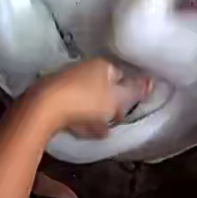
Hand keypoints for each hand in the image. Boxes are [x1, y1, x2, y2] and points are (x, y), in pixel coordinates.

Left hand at [24, 59, 151, 138]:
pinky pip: (74, 106)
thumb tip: (152, 81)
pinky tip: (82, 130)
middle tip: (113, 122)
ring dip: (96, 116)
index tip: (127, 110)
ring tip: (98, 132)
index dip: (128, 94)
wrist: (43, 109)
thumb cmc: (86, 101)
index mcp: (103, 65)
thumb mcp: (117, 99)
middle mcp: (85, 68)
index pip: (123, 76)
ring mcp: (68, 80)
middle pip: (105, 88)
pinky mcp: (53, 95)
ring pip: (90, 99)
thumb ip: (135, 91)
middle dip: (111, 107)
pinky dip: (80, 118)